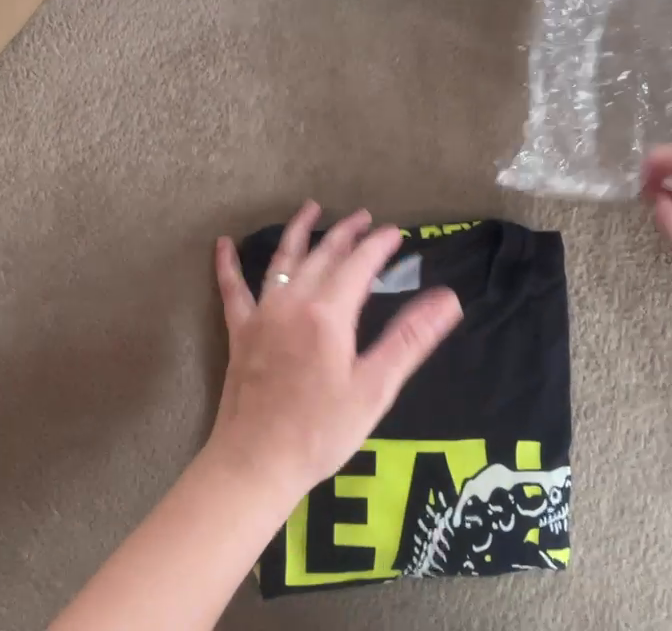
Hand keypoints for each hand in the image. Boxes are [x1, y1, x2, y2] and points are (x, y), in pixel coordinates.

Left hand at [205, 202, 463, 498]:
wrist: (256, 463)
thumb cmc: (321, 431)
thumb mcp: (375, 388)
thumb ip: (410, 338)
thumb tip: (448, 299)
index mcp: (328, 313)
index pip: (359, 264)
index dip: (379, 245)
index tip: (396, 232)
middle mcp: (293, 302)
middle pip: (323, 255)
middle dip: (347, 233)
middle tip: (365, 217)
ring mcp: (262, 314)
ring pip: (283, 260)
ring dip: (299, 231)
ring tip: (311, 208)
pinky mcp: (240, 331)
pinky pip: (232, 289)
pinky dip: (227, 265)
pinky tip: (223, 243)